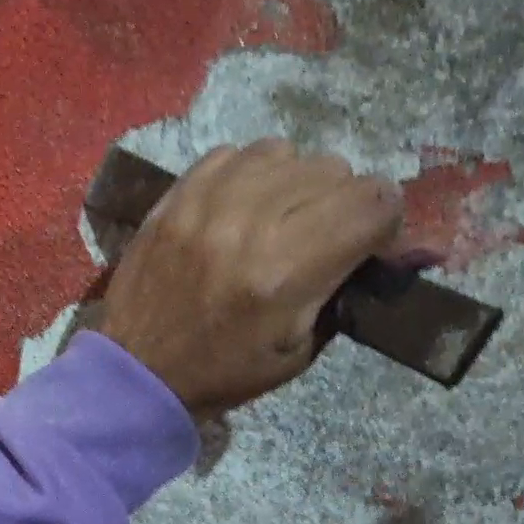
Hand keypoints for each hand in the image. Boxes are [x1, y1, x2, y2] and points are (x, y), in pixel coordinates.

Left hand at [97, 141, 402, 417]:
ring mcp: (206, 203)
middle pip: (333, 170)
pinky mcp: (175, 196)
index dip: (385, 221)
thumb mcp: (298, 351)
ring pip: (286, 152)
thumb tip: (376, 246)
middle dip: (341, 202)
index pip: (373, 201)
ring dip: (294, 182)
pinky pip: (234, 154)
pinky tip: (240, 207)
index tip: (370, 244)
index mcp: (286, 271)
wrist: (138, 371)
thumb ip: (342, 288)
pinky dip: (249, 174)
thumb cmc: (222, 372)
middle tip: (320, 236)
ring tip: (279, 217)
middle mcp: (250, 223)